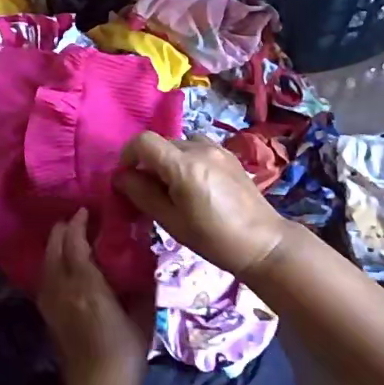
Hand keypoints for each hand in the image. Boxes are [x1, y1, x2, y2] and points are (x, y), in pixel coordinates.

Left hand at [37, 209, 148, 384]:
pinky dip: (52, 263)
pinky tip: (65, 264)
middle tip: (80, 220)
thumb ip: (142, 282)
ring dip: (56, 245)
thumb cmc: (125, 352)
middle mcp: (62, 288)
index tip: (88, 209)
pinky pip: (45, 278)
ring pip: (45, 262)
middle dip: (63, 229)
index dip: (78, 222)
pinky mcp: (47, 314)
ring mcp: (51, 302)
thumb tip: (145, 256)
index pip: (74, 242)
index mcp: (86, 285)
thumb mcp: (142, 313)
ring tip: (72, 237)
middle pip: (54, 247)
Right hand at [117, 132, 291, 277]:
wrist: (263, 242)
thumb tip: (120, 177)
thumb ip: (143, 195)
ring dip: (168, 160)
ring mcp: (217, 148)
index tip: (126, 176)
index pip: (144, 142)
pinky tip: (194, 185)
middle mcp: (200, 148)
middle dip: (148, 162)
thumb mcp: (171, 222)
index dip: (128, 155)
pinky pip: (197, 147)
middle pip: (161, 143)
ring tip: (173, 188)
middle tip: (149, 191)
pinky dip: (186, 159)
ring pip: (179, 144)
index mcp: (184, 165)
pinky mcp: (229, 154)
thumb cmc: (213, 239)